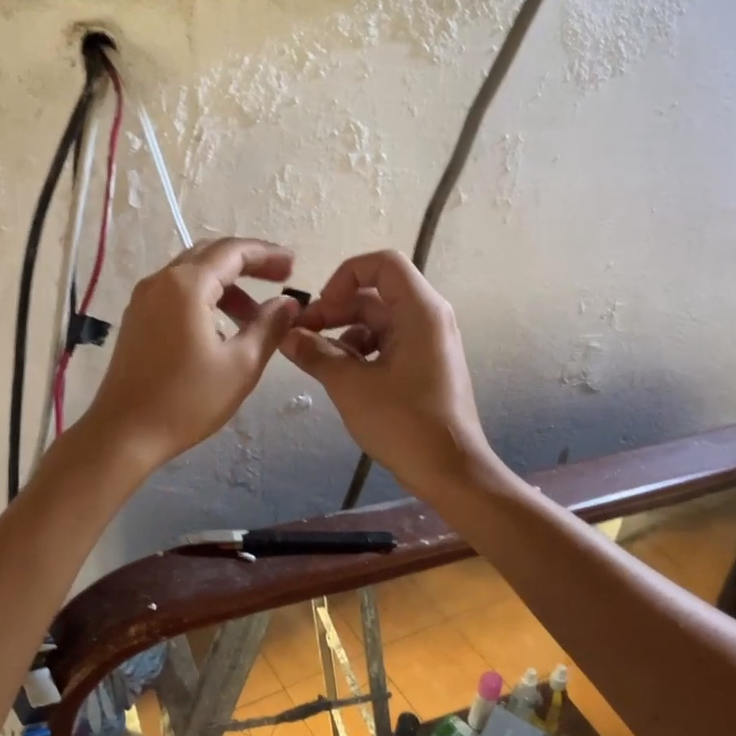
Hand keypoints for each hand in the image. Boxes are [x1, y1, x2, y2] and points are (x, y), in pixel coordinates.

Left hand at [79, 238, 300, 471]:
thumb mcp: (240, 365)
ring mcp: (143, 300)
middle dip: (248, 264)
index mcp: (187, 286)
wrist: (123, 433)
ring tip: (256, 315)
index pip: (233, 251)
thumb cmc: (186, 401)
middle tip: (281, 279)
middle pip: (210, 256)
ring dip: (227, 286)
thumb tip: (288, 303)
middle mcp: (161, 282)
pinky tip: (223, 329)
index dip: (267, 254)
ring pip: (192, 276)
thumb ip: (269, 326)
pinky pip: (176, 294)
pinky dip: (205, 299)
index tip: (293, 265)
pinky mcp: (137, 320)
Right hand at [280, 250, 498, 499]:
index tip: (320, 309)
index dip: (344, 277)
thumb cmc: (403, 423)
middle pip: (374, 294)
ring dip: (343, 333)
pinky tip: (339, 375)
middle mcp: (428, 318)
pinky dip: (359, 351)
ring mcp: (427, 342)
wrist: (449, 471)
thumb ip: (315, 353)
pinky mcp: (423, 365)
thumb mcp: (350, 386)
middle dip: (335, 310)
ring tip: (314, 359)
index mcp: (420, 311)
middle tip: (300, 336)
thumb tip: (286, 335)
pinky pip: (386, 343)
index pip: (381, 264)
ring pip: (377, 321)